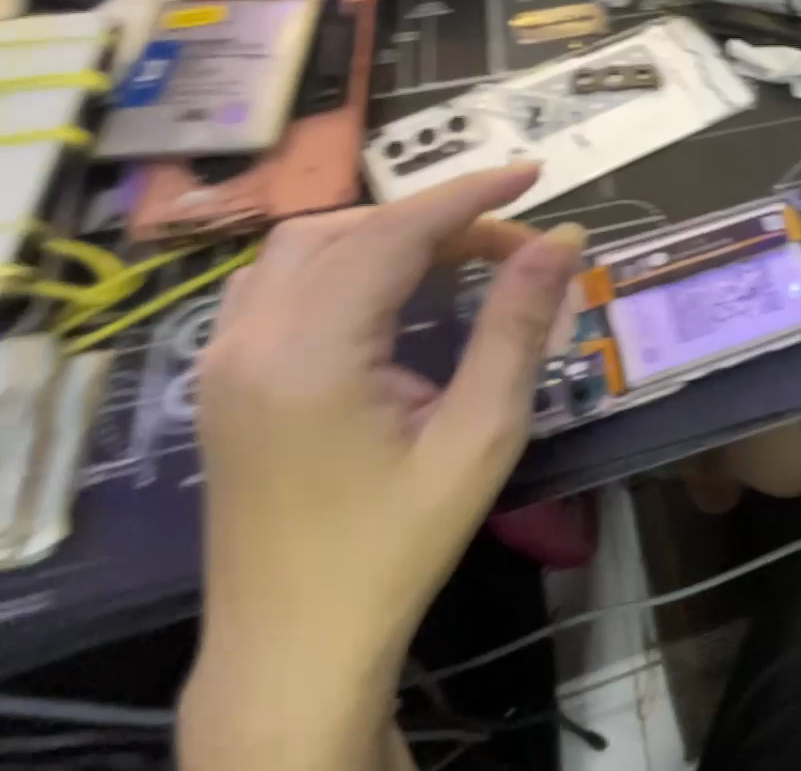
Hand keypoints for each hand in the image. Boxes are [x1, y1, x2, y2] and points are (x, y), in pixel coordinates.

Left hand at [189, 165, 583, 696]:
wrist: (299, 636)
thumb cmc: (401, 539)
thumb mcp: (482, 433)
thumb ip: (518, 328)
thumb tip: (563, 244)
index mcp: (310, 352)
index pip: (392, 234)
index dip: (469, 196)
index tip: (536, 176)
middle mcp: (249, 339)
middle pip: (344, 231)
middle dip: (437, 220)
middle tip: (516, 247)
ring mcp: (225, 359)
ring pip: (304, 251)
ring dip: (388, 236)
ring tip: (466, 259)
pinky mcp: (226, 379)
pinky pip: (283, 285)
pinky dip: (350, 264)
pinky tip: (397, 294)